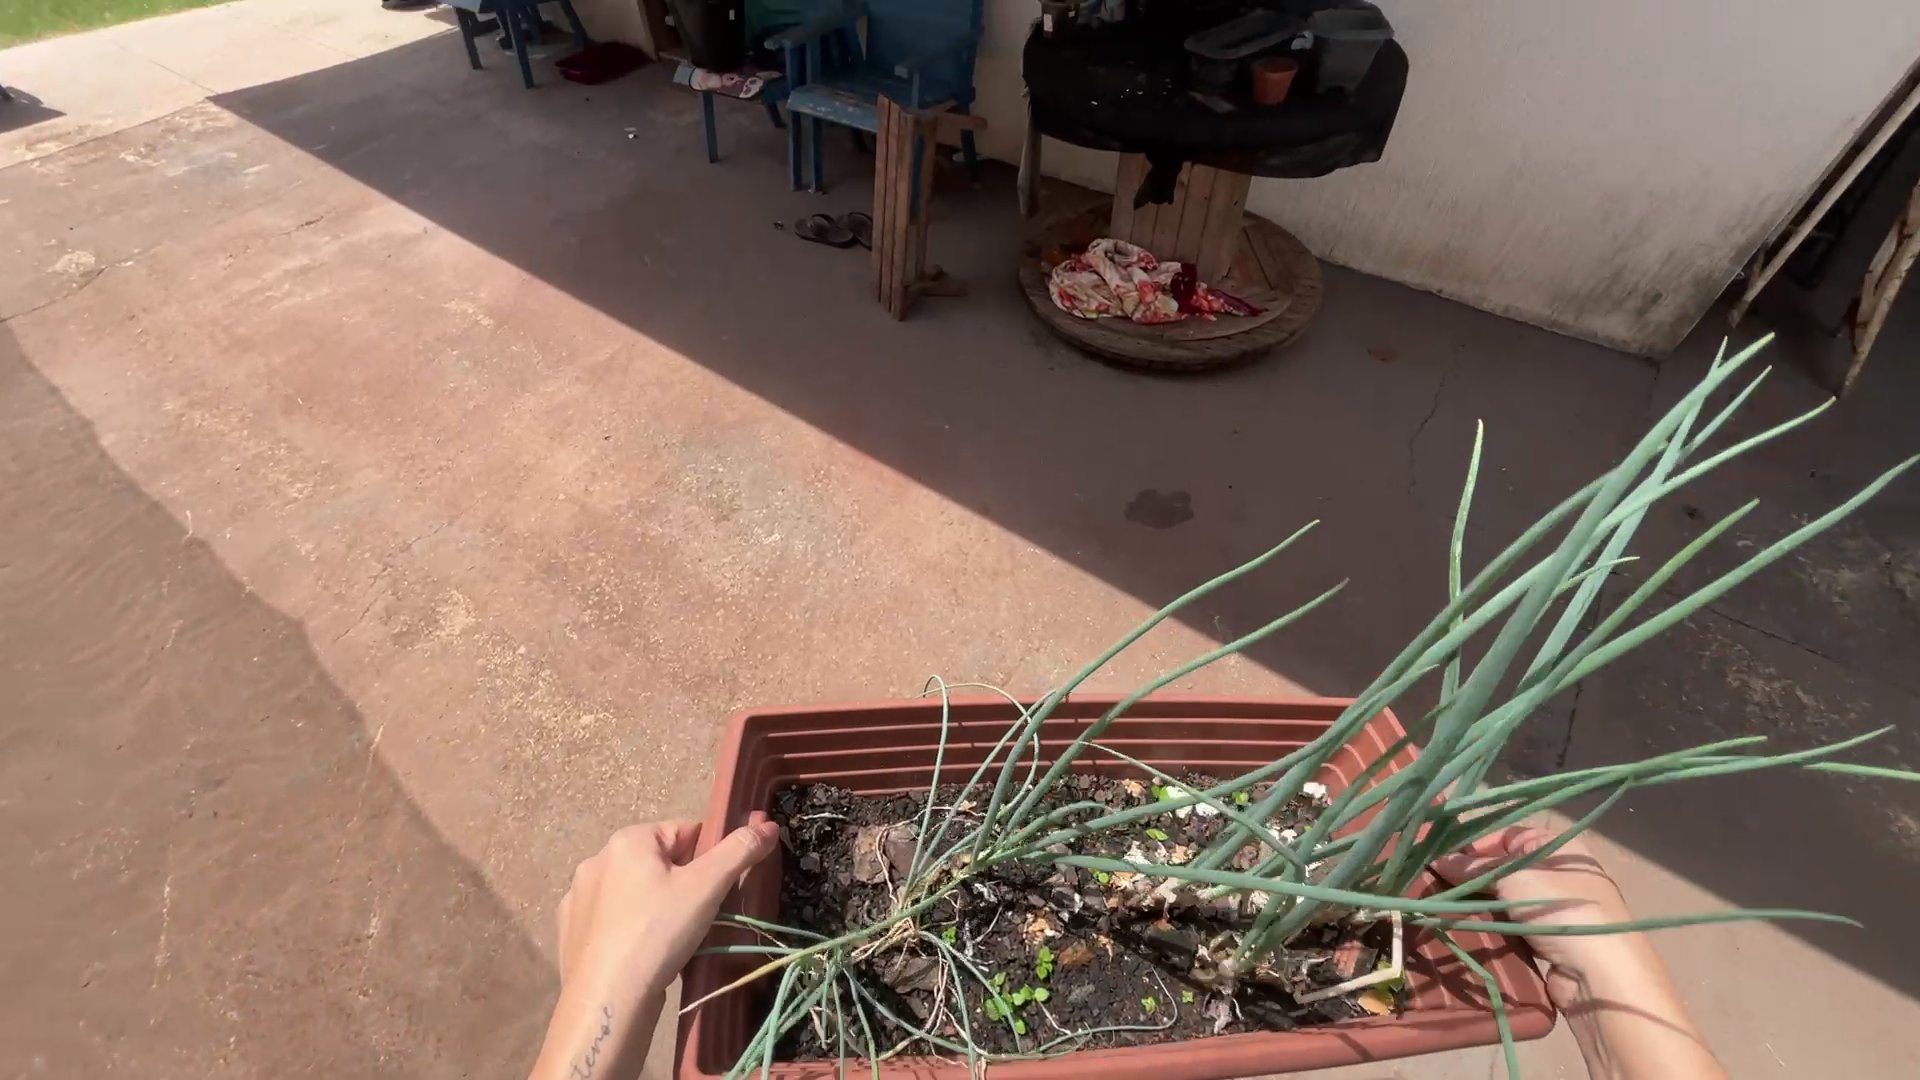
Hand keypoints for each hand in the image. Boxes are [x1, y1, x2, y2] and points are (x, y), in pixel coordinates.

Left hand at [530, 818, 779, 1079]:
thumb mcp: (708, 886)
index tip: (715, 890)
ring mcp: (577, 900)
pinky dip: (631, 929)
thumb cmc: (658, 934)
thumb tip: (768, 824)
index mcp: (628, 840)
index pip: (686, 833)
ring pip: (637, 891)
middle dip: (682, 883)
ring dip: (656, 905)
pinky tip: (643, 953)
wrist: (605, 1007)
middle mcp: (597, 860)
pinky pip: (613, 920)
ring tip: (672, 939)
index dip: (708, 860)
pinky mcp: (569, 935)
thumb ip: (740, 849)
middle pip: (661, 861)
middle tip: (697, 916)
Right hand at [1433, 825, 1727, 1078]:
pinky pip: (1508, 917)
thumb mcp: (1511, 877)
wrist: (1602, 978)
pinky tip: (1462, 916)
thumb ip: (1471, 866)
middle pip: (1501, 863)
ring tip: (1441, 895)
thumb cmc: (1561, 910)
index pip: (1505, 833)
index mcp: (1559, 846)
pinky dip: (1487, 917)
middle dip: (1469, 870)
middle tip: (1435, 875)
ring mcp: (1554, 906)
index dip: (1473, 841)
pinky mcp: (1547, 935)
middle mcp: (1558, 871)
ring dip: (1475, 895)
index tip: (1442, 853)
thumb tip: (1435, 858)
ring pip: (1502, 892)